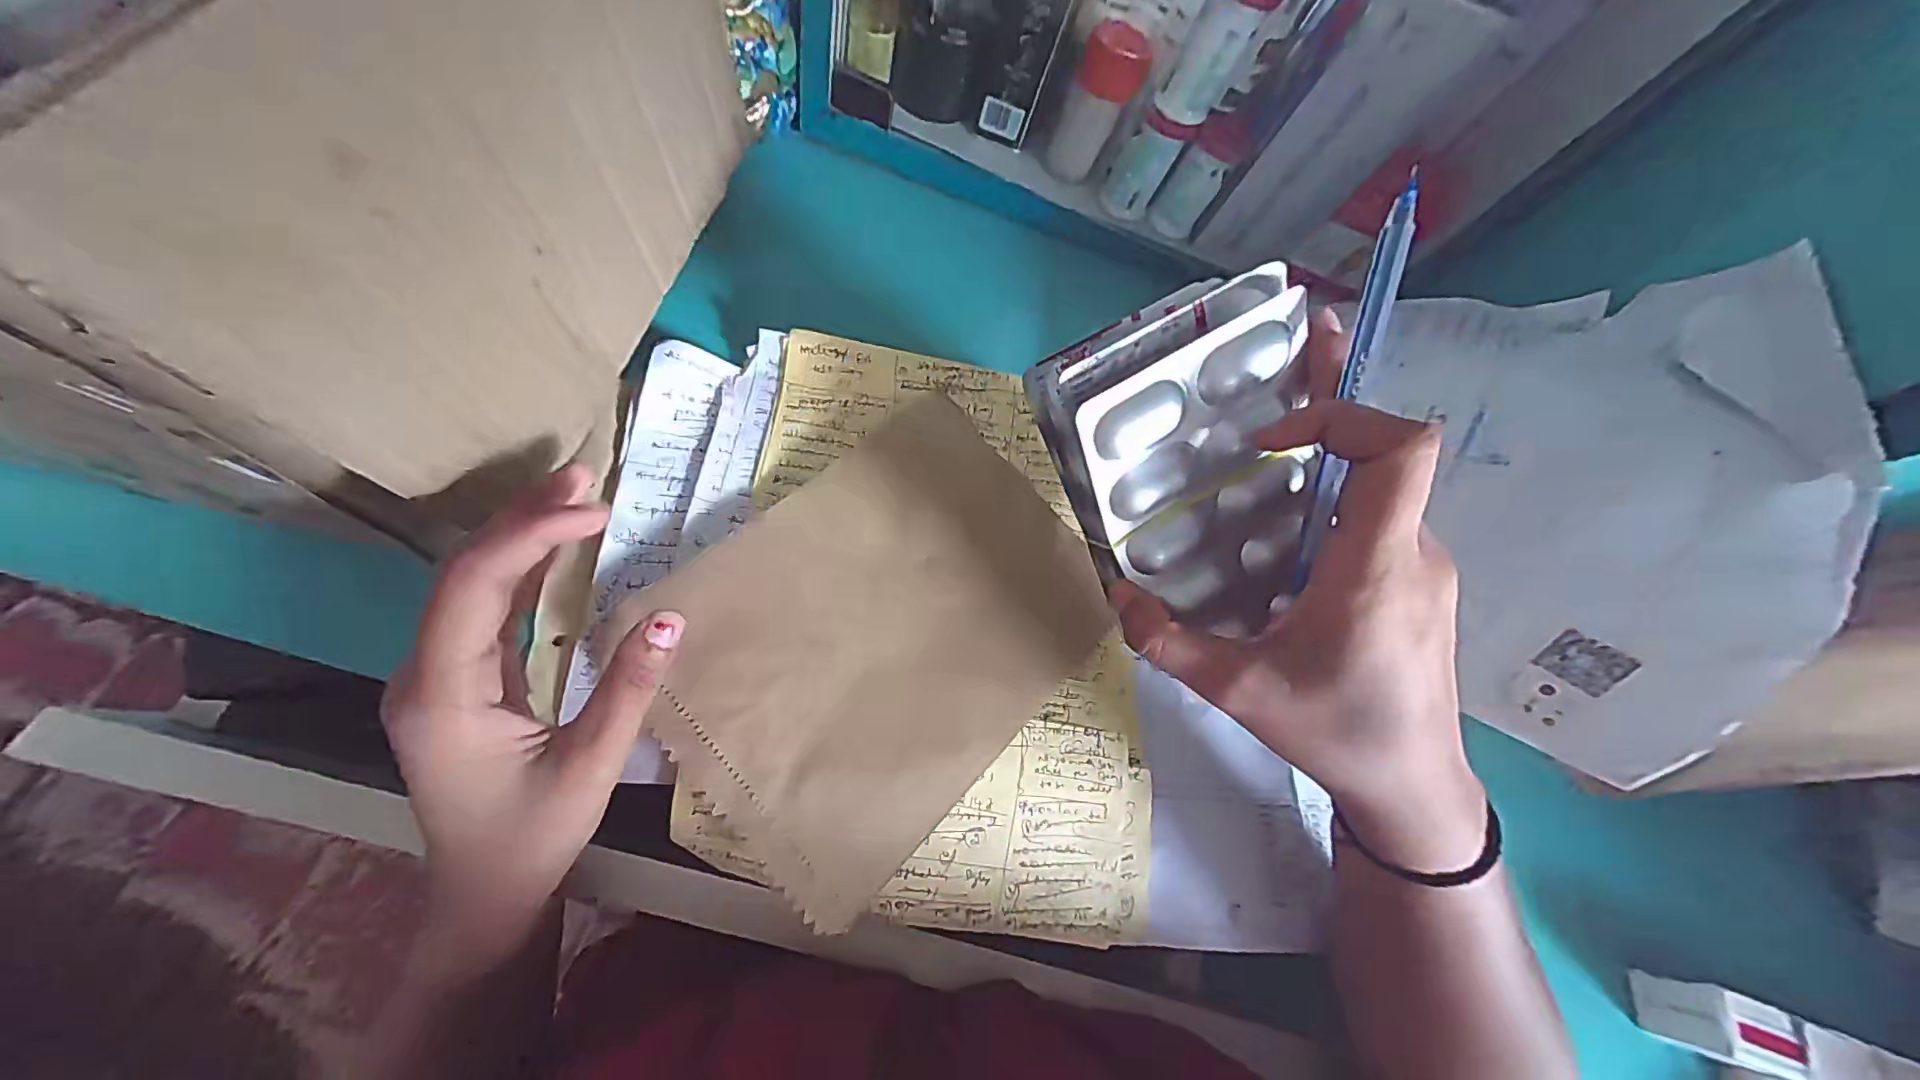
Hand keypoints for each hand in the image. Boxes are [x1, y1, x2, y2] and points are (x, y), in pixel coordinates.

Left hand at [381, 465, 685, 939]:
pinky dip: (524, 568)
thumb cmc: (534, 835)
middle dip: (521, 520)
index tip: (593, 513)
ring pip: (472, 583)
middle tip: (583, 480)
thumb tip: (670, 618)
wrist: (485, 892)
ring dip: (522, 536)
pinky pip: (488, 607)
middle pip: (463, 572)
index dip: (528, 537)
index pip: (474, 587)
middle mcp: (425, 671)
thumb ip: (628, 689)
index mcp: (442, 693)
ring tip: (574, 496)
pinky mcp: (462, 677)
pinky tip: (555, 547)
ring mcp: (439, 673)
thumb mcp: (592, 765)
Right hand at [1111, 309, 1484, 869]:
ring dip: (1331, 456)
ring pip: (1384, 485)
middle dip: (1333, 406)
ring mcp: (1422, 567)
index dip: (1343, 415)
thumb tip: (1117, 597)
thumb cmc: (1335, 733)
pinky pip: (1380, 517)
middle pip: (1392, 452)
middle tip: (1291, 360)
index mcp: (1375, 566)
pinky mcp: (1417, 584)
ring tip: (1273, 446)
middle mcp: (1411, 552)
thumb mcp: (1238, 691)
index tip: (1273, 437)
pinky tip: (1290, 530)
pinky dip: (1337, 496)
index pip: (1401, 449)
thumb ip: (1170, 644)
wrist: (1414, 788)